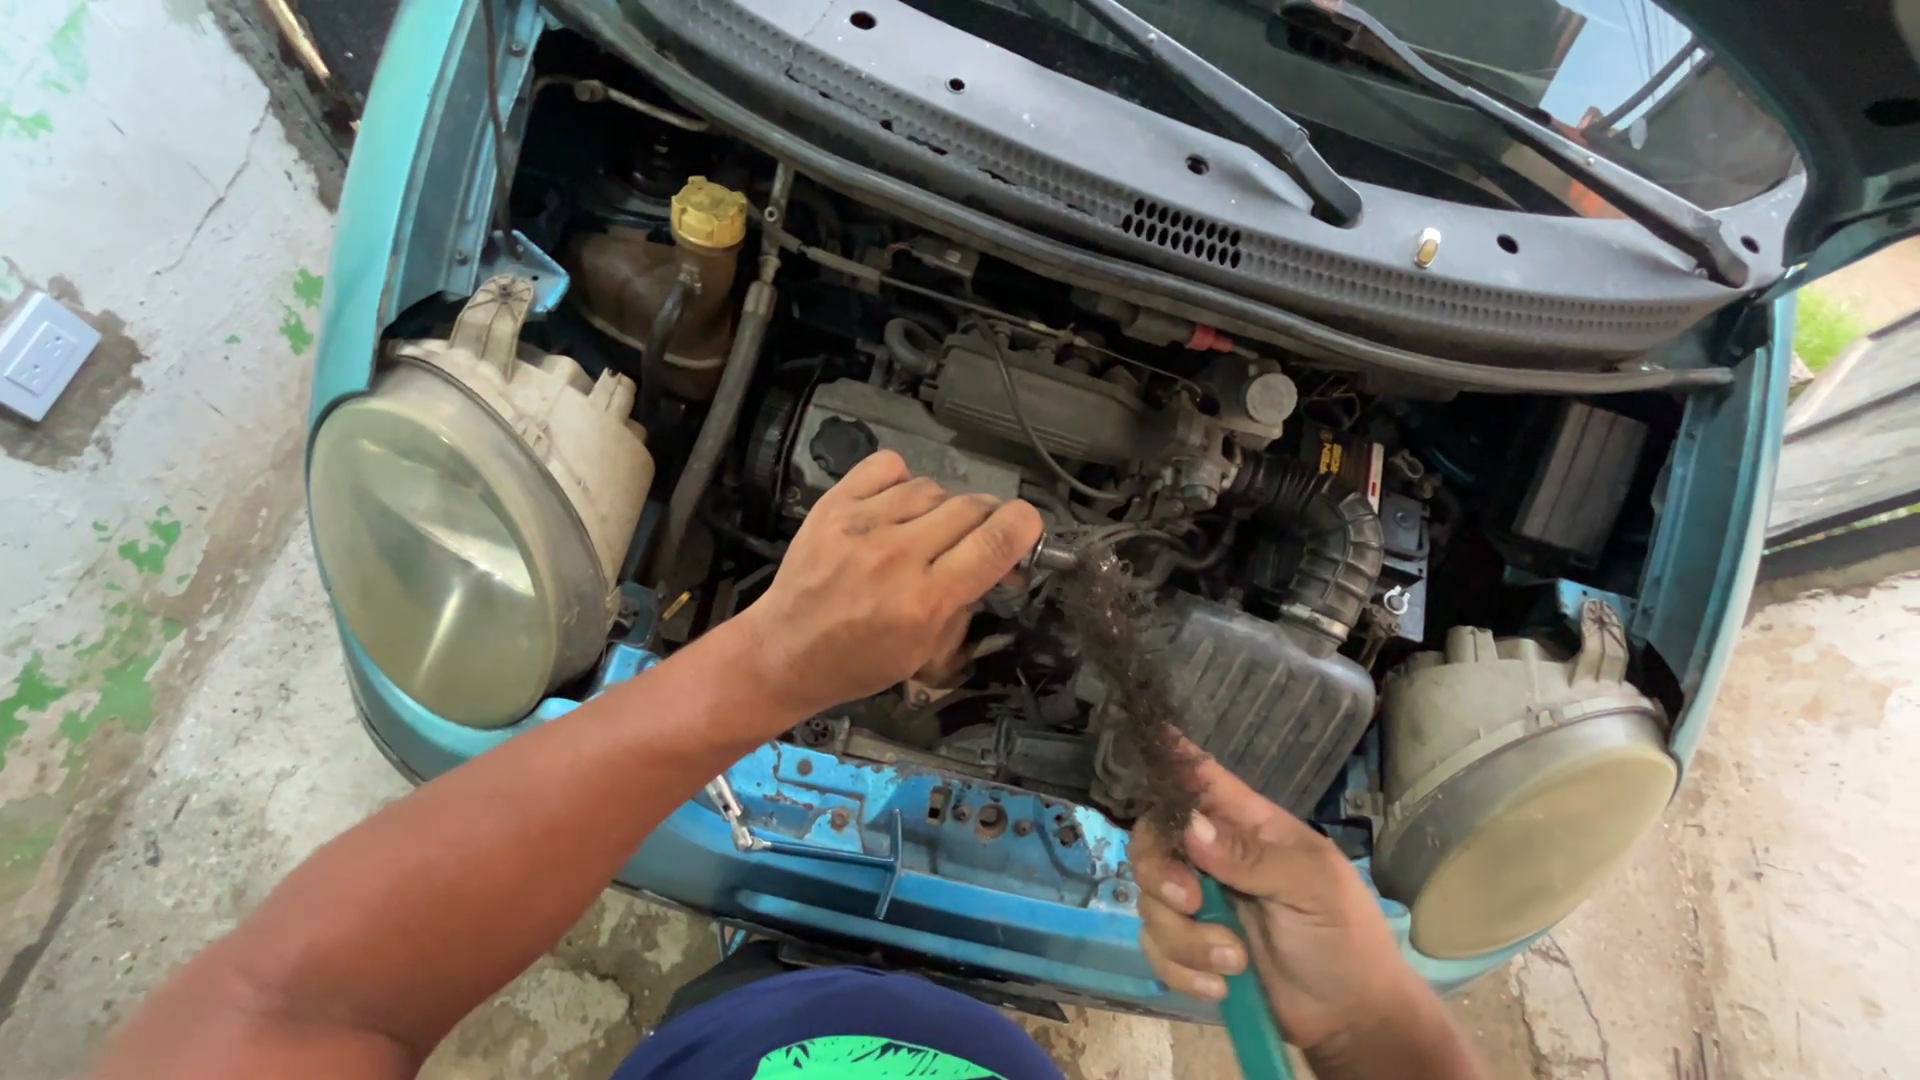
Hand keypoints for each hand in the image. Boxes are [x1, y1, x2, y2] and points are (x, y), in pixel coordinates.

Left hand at [732, 451, 1042, 719]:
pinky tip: (896, 505)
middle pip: (970, 507)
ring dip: (941, 508)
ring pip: (932, 487)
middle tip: (974, 539)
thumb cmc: (859, 662)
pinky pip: (888, 467)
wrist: (785, 651)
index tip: (1026, 529)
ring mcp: (861, 524)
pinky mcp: (833, 504)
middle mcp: (897, 554)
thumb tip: (1000, 564)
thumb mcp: (927, 651)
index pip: (995, 541)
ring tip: (926, 531)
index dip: (1024, 527)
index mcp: (925, 599)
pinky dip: (901, 481)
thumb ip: (967, 603)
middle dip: (986, 520)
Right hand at [1131, 756, 1426, 1059]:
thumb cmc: (1345, 936)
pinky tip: (1222, 987)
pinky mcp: (1189, 948)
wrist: (1353, 1021)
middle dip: (1159, 872)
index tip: (1141, 754)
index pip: (1198, 778)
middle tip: (1189, 901)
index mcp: (1245, 824)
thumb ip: (1252, 856)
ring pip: (1148, 899)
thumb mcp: (1313, 886)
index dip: (1167, 763)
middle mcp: (1212, 855)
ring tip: (1234, 963)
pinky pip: (1155, 947)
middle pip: (1151, 839)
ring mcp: (1196, 903)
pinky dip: (1182, 971)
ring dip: (1185, 938)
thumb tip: (1190, 826)